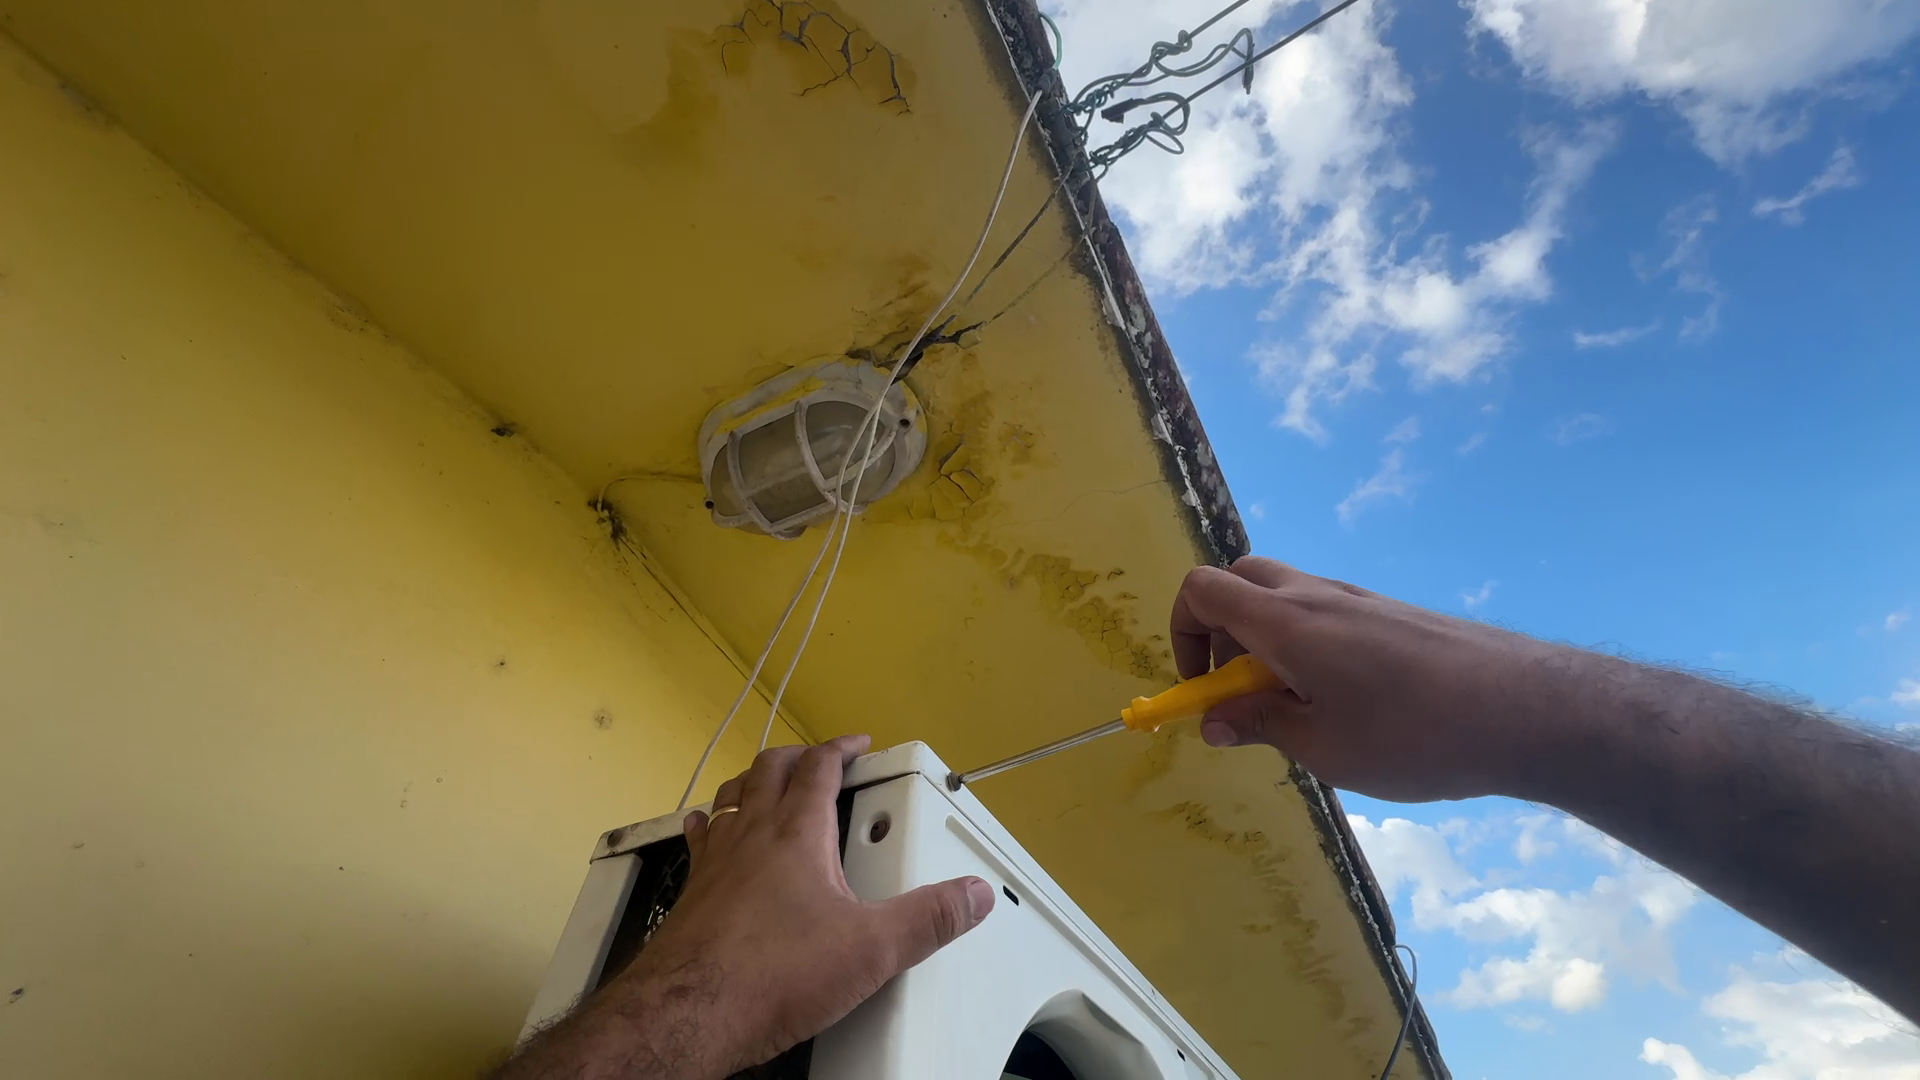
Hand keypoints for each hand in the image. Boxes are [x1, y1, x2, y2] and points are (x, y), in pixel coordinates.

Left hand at [502, 735, 994, 1079]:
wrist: (686, 1016)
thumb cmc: (774, 973)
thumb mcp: (869, 949)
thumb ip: (927, 918)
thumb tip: (973, 894)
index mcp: (798, 831)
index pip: (820, 765)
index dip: (841, 747)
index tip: (858, 743)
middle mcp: (753, 833)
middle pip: (772, 767)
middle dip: (798, 755)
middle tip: (819, 759)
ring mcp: (717, 859)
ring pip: (734, 795)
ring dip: (755, 780)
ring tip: (769, 781)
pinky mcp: (693, 890)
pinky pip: (702, 837)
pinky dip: (711, 822)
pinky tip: (708, 826)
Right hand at [1171, 556, 1560, 801]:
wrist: (1535, 709)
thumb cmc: (1413, 733)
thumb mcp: (1324, 746)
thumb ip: (1259, 724)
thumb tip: (1212, 723)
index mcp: (1283, 621)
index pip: (1201, 589)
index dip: (1183, 632)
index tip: (1203, 684)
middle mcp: (1312, 595)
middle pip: (1237, 580)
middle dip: (1219, 628)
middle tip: (1241, 683)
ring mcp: (1355, 598)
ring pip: (1281, 593)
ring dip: (1263, 635)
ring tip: (1296, 699)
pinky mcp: (1388, 612)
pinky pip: (1321, 609)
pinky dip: (1303, 639)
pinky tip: (1344, 694)